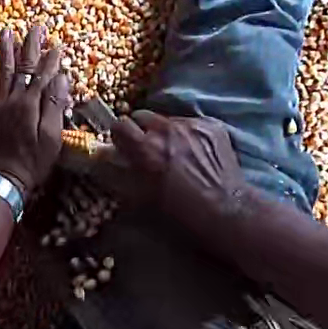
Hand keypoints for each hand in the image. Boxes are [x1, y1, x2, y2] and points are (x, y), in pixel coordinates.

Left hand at [0, 22, 71, 194]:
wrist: (3, 179)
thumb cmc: (33, 162)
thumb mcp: (52, 137)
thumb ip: (54, 106)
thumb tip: (61, 78)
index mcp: (30, 104)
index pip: (43, 75)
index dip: (51, 60)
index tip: (57, 45)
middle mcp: (12, 100)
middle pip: (22, 68)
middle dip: (30, 46)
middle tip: (35, 28)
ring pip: (0, 73)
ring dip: (3, 53)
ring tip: (5, 34)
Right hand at [110, 111, 250, 226]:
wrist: (226, 211)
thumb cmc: (179, 212)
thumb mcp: (140, 198)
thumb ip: (117, 174)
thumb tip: (101, 158)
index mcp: (145, 148)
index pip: (119, 124)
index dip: (119, 136)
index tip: (123, 147)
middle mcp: (167, 129)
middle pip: (143, 116)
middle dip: (141, 130)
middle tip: (148, 149)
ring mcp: (192, 125)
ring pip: (168, 119)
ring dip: (166, 132)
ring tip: (176, 153)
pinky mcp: (212, 126)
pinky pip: (191, 123)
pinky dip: (188, 135)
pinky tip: (197, 154)